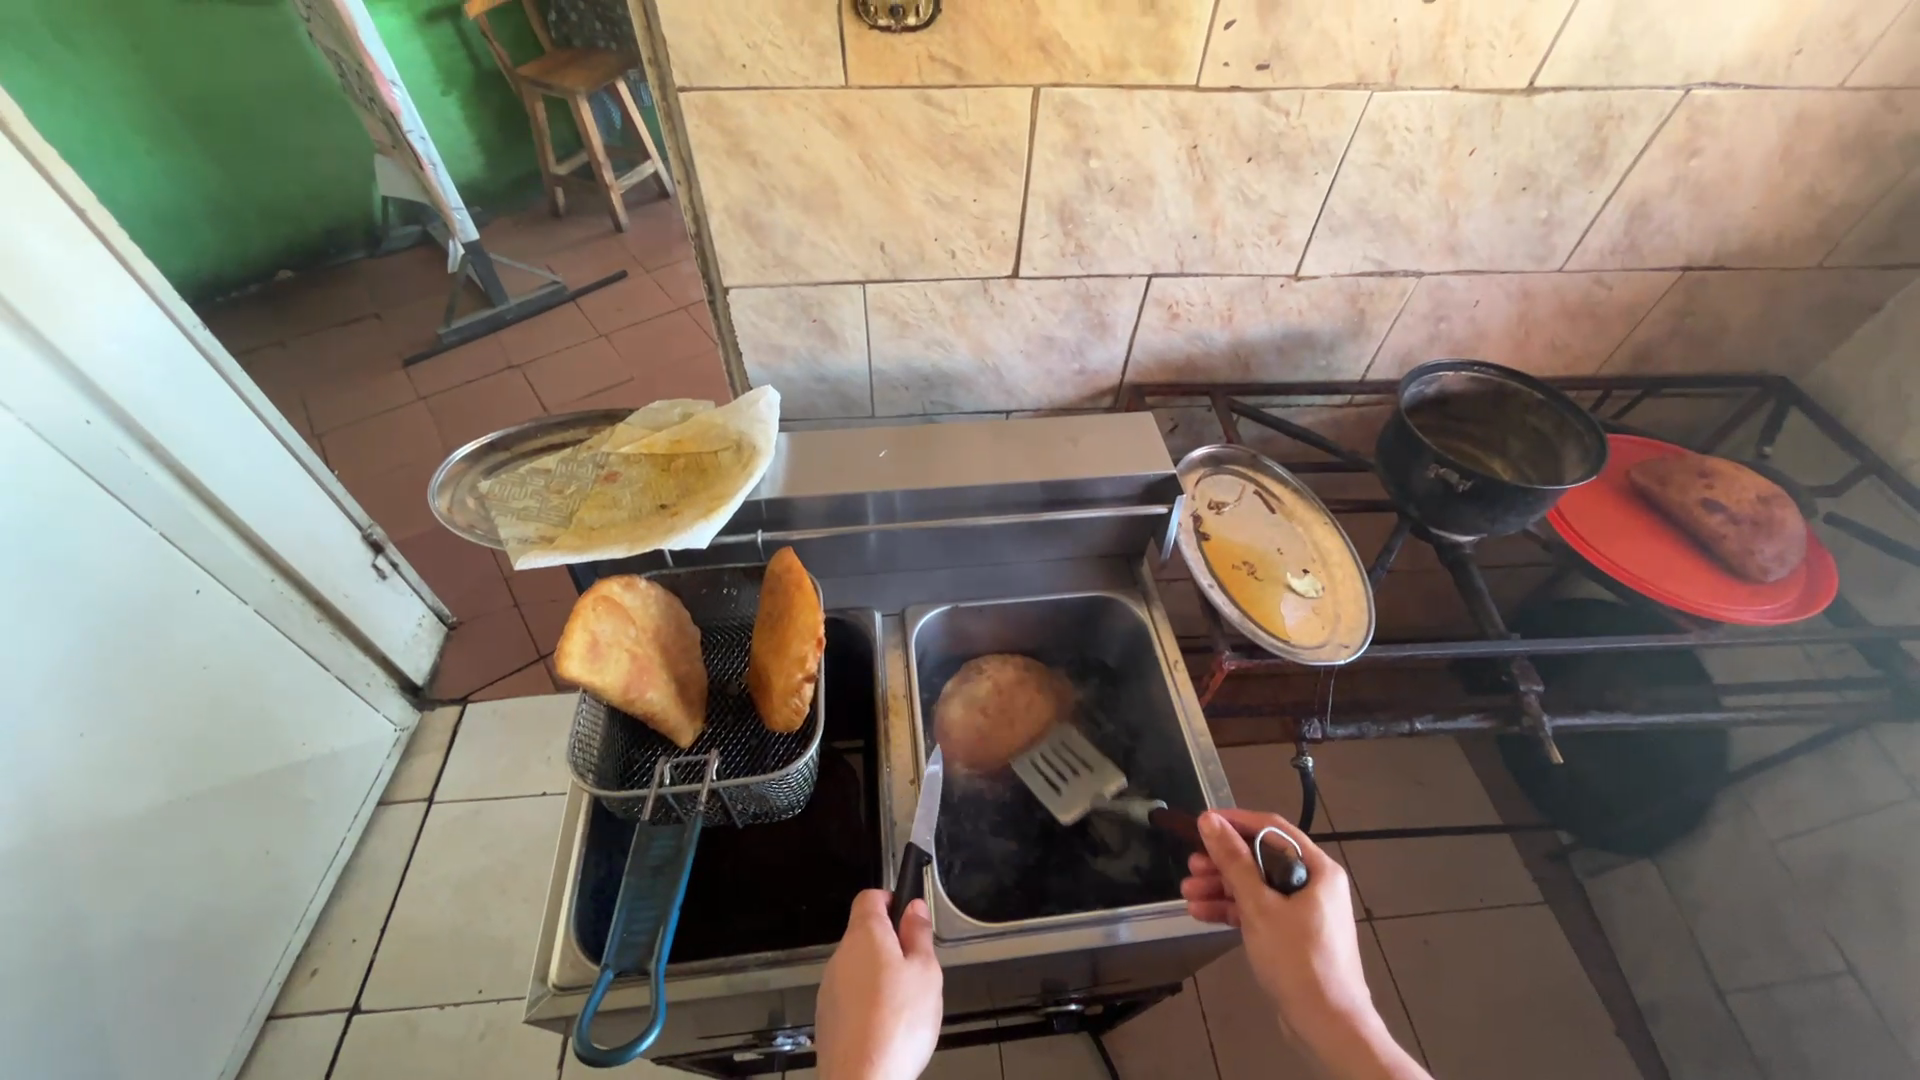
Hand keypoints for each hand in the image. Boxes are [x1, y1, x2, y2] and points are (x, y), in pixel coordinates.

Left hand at [815, 890, 941, 1079]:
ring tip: (904, 1002)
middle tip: (916, 966)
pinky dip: (867, 1002)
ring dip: (879, 974)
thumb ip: (919, 934)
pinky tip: (886, 1025)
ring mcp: (830, 987)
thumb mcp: (925, 972)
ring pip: (858, 967)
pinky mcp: (828, 1017)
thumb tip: (914, 907)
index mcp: (865, 935)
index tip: (907, 915)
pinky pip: (850, 996)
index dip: (889, 899)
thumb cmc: (897, 1024)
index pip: (869, 897)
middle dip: (890, 943)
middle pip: (864, 934)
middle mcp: (841, 956)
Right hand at [1182, 811, 1426, 1079]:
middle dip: (1222, 862)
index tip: (1202, 823)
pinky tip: (1201, 913)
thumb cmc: (1298, 959)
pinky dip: (1232, 909)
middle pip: (1260, 858)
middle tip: (1191, 865)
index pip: (1271, 829)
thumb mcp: (1259, 906)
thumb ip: (1233, 860)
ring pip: (1255, 886)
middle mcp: (1313, 884)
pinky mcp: (1292, 935)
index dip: (1235, 822)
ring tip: (1188, 892)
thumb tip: (1210, 820)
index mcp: (1317, 869)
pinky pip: (1258, 910)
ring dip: (1221, 887)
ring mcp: (1303, 911)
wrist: (1328, 1026)